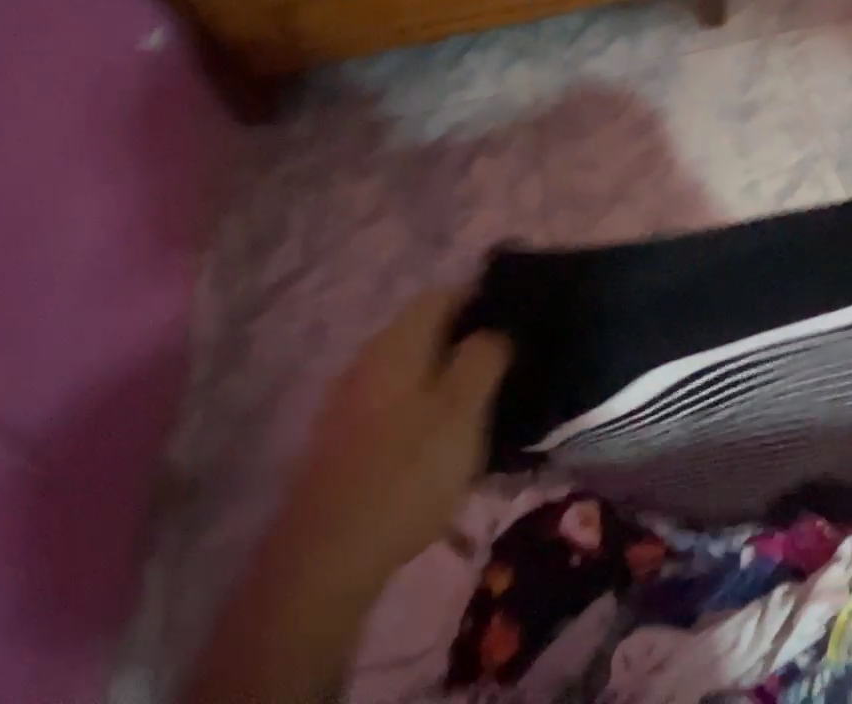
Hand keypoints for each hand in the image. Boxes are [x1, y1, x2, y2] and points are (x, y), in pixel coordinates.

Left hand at [183, 298, 509, 703]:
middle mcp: (370, 361)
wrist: (328, 556)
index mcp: (396, 344)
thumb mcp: (462, 410)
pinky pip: (403, 402)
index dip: (485, 299)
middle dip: (472, 341)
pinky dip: (433, 407)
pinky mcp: (351, 438)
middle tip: (517, 365)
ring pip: (417, 369)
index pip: (444, 295)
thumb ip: (483, 358)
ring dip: (454, 377)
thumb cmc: (408, 473)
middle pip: (429, 331)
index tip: (523, 320)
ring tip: (495, 403)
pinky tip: (455, 438)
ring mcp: (355, 400)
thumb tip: (497, 327)